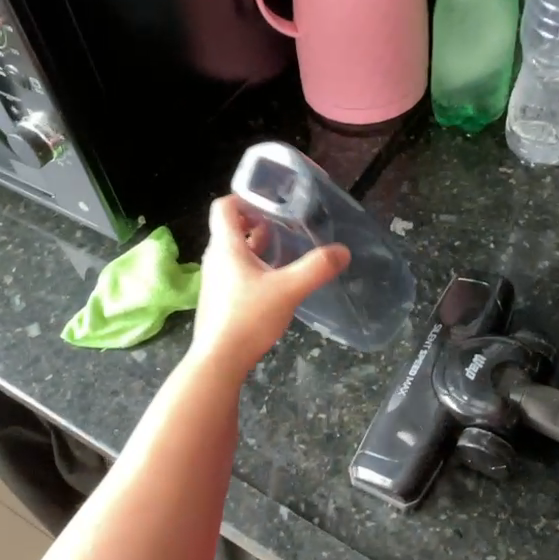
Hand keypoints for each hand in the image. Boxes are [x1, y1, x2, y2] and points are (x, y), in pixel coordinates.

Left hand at [189, 196, 349, 377]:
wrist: (218, 360)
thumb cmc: (248, 318)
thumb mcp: (288, 290)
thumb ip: (316, 268)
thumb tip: (343, 251)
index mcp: (227, 247)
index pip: (224, 207)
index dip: (244, 199)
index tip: (270, 204)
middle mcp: (216, 259)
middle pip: (229, 229)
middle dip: (255, 223)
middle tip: (283, 225)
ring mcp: (215, 281)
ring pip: (233, 253)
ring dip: (254, 247)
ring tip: (282, 250)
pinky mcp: (219, 301)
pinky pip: (235, 273)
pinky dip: (252, 268)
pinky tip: (273, 283)